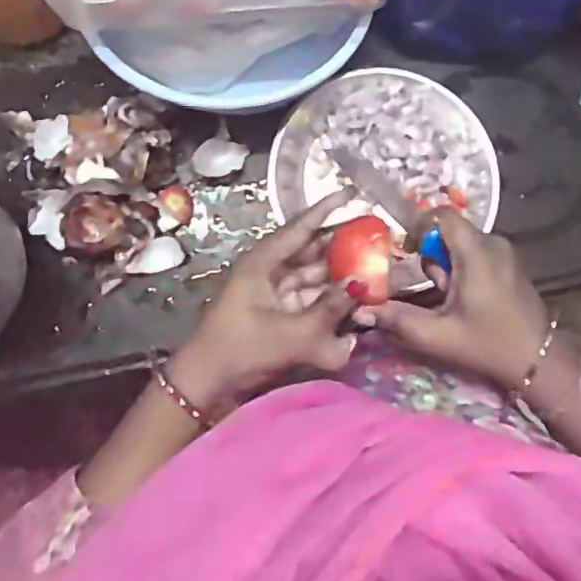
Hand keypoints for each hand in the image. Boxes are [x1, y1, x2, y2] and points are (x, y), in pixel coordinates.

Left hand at [167, 189, 359, 409]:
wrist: (205, 388)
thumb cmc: (241, 350)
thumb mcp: (290, 333)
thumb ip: (330, 309)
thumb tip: (363, 284)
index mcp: (264, 261)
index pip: (302, 227)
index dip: (328, 209)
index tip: (353, 192)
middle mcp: (270, 269)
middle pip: (313, 249)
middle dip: (343, 243)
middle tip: (375, 235)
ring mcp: (274, 291)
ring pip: (315, 273)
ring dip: (340, 271)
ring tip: (372, 264)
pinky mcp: (279, 311)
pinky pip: (312, 295)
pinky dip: (331, 295)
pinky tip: (355, 295)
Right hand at [367, 209, 549, 390]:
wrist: (538, 358)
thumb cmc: (487, 343)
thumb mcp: (438, 335)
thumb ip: (398, 319)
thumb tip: (363, 310)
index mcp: (476, 252)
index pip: (442, 215)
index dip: (420, 226)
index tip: (408, 251)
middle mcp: (493, 242)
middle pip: (451, 231)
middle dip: (435, 256)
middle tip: (436, 289)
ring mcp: (505, 250)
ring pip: (464, 242)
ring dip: (450, 264)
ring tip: (453, 299)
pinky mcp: (511, 261)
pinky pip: (479, 251)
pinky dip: (465, 266)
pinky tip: (468, 298)